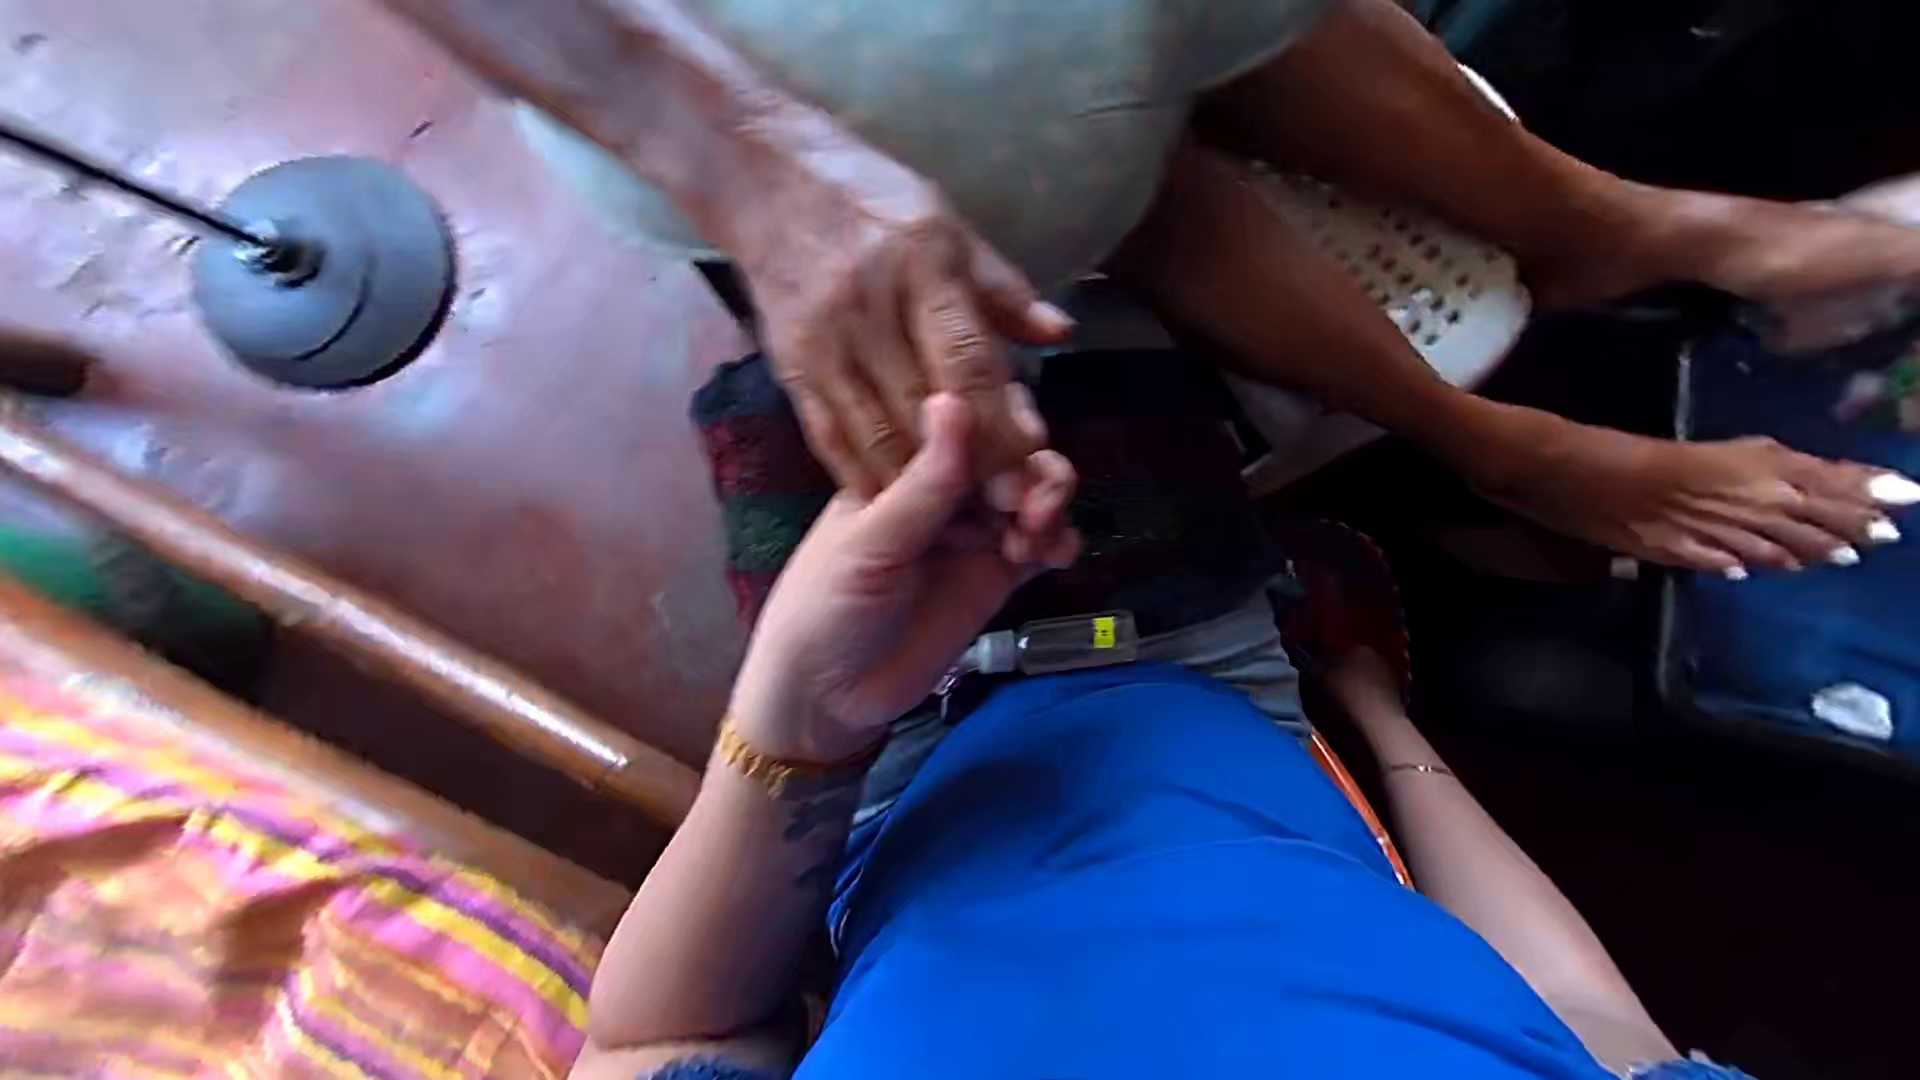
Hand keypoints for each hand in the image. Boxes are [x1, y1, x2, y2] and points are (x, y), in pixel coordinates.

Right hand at [725, 122, 1072, 494]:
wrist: (762, 178)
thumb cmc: (870, 197)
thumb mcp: (948, 225)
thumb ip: (1003, 289)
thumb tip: (1059, 334)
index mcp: (922, 268)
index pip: (967, 363)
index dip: (998, 426)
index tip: (1025, 473)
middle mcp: (870, 312)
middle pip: (923, 410)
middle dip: (966, 471)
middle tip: (1001, 514)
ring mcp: (824, 346)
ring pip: (875, 436)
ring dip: (916, 488)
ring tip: (954, 522)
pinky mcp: (791, 370)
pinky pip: (829, 437)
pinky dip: (863, 478)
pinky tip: (891, 506)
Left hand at [728, 393, 1079, 762]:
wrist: (831, 695)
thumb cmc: (829, 605)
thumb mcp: (873, 541)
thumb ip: (925, 482)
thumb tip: (952, 399)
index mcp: (903, 467)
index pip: (963, 423)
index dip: (998, 426)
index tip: (1016, 445)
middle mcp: (943, 492)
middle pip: (1006, 455)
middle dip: (1029, 468)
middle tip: (1026, 504)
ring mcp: (974, 533)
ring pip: (1030, 496)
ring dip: (1048, 503)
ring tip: (1037, 534)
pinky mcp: (996, 576)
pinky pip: (1039, 546)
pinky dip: (1058, 542)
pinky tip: (1057, 555)